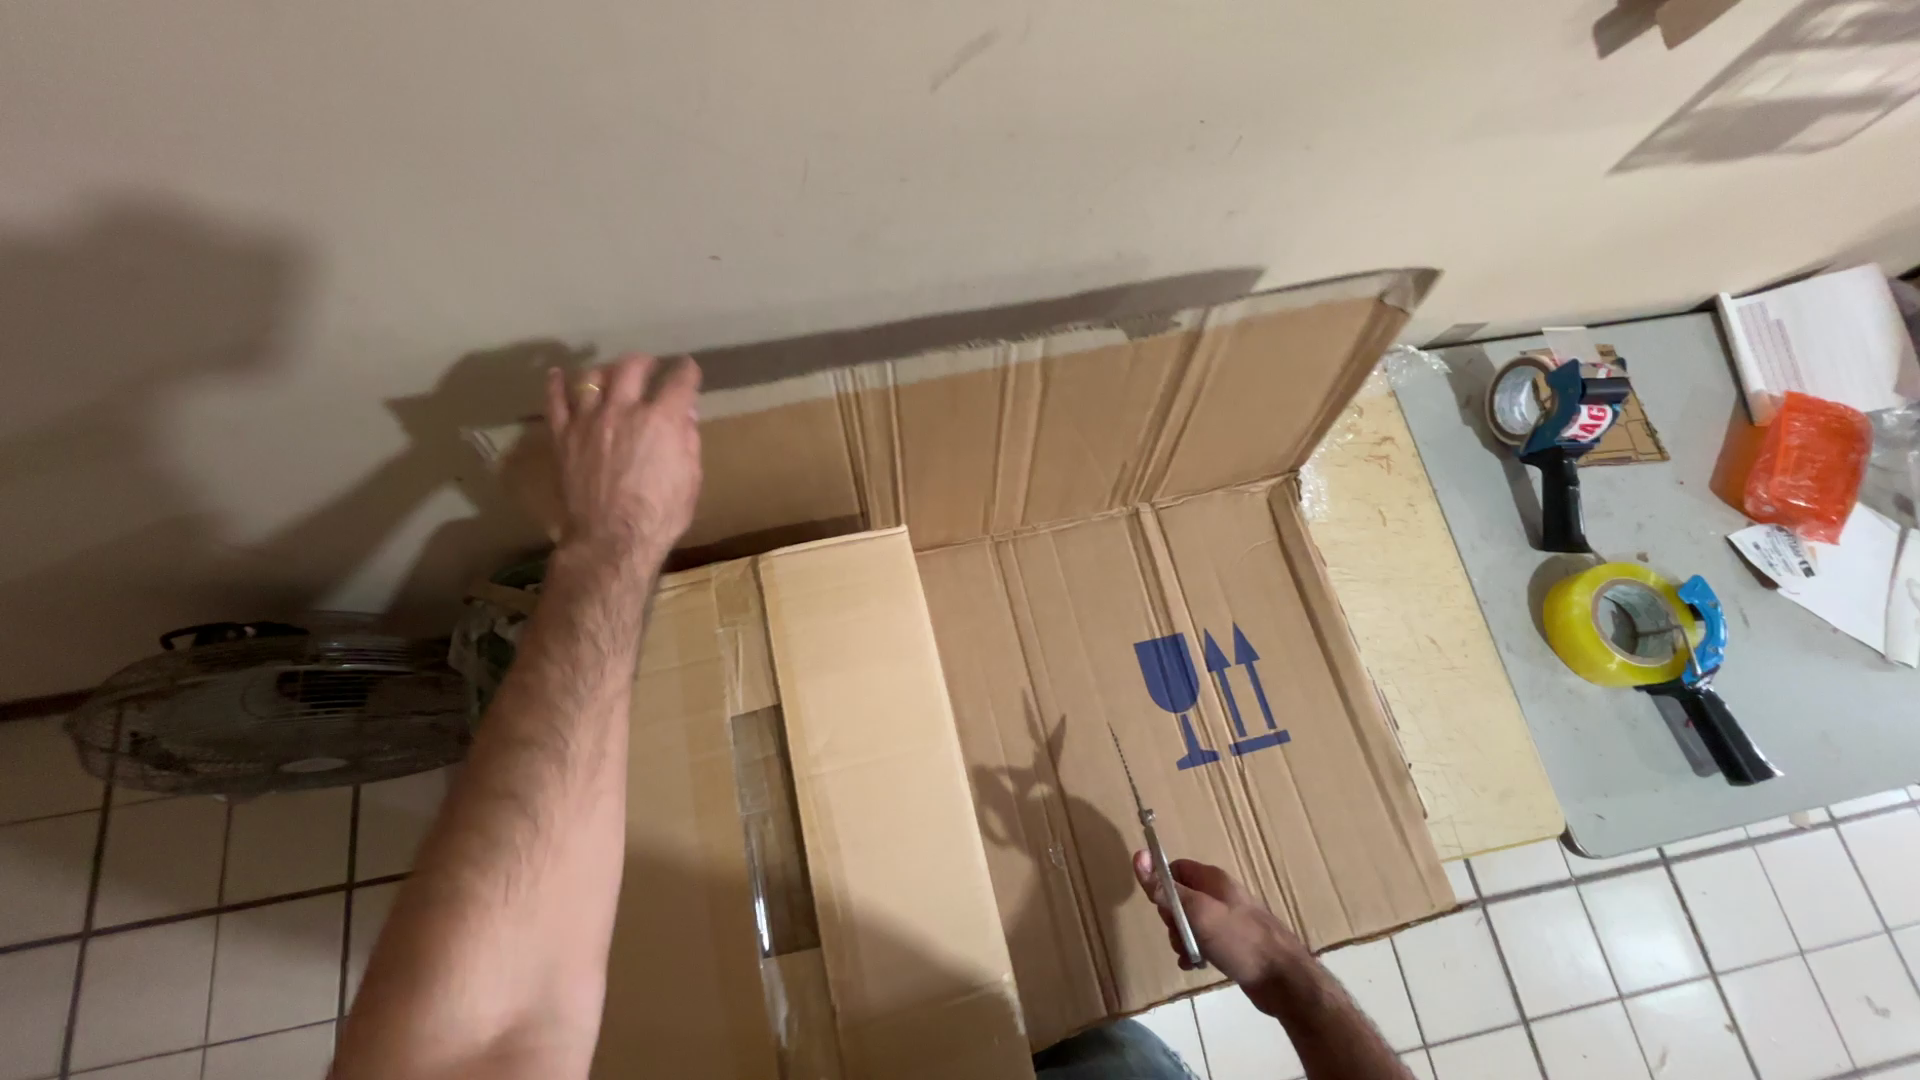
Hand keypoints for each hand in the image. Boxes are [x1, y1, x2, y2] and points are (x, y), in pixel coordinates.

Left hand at [545, 354, 702, 569]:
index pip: (679, 382)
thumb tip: (685, 414)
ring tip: (611, 373)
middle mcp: (624, 410)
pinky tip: (558, 375)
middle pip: (632, 368)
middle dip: (645, 362)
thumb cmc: (661, 514)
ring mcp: (589, 421)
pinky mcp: (564, 436)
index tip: (688, 368)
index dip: (687, 371)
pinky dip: (556, 384)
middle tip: (650, 364)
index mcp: (662, 420)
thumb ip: (687, 441)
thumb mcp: (691, 479)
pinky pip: (555, 401)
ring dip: (606, 370)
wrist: (613, 539)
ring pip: (593, 377)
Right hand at [1133, 850, 1307, 992]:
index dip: (1162, 886)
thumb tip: (1137, 854)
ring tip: (1189, 955)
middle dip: (1173, 919)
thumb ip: (1166, 890)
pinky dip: (1196, 951)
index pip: (1175, 870)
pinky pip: (1205, 940)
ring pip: (1192, 922)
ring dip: (1183, 938)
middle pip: (1181, 897)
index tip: (1161, 909)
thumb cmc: (1238, 940)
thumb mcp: (1196, 913)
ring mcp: (1230, 918)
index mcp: (1213, 879)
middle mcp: (1221, 894)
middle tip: (1180, 936)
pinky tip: (1196, 965)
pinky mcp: (1235, 941)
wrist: (1284, 980)